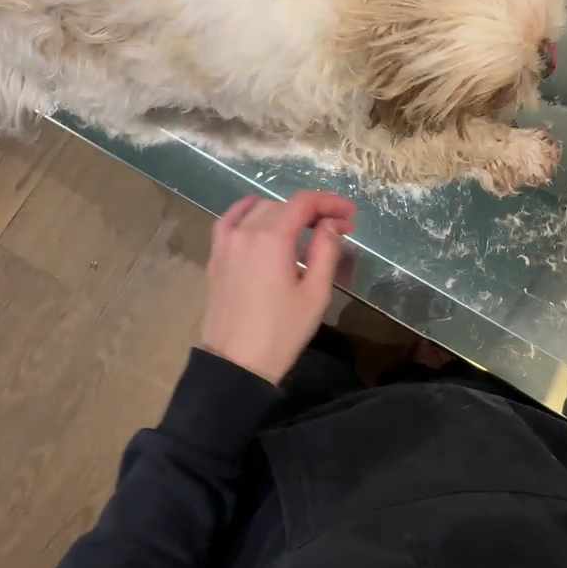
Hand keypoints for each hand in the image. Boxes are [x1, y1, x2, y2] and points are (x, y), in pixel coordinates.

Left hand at [198, 191, 357, 383]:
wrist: (236, 364)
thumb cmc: (282, 331)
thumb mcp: (316, 293)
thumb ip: (326, 250)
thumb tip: (333, 224)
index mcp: (272, 238)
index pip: (304, 203)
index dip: (331, 203)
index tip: (351, 215)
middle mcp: (246, 232)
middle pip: (283, 204)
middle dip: (313, 211)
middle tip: (336, 228)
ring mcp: (226, 243)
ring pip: (259, 209)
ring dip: (285, 212)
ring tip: (305, 228)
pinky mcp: (215, 256)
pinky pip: (230, 221)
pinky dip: (248, 213)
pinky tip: (260, 218)